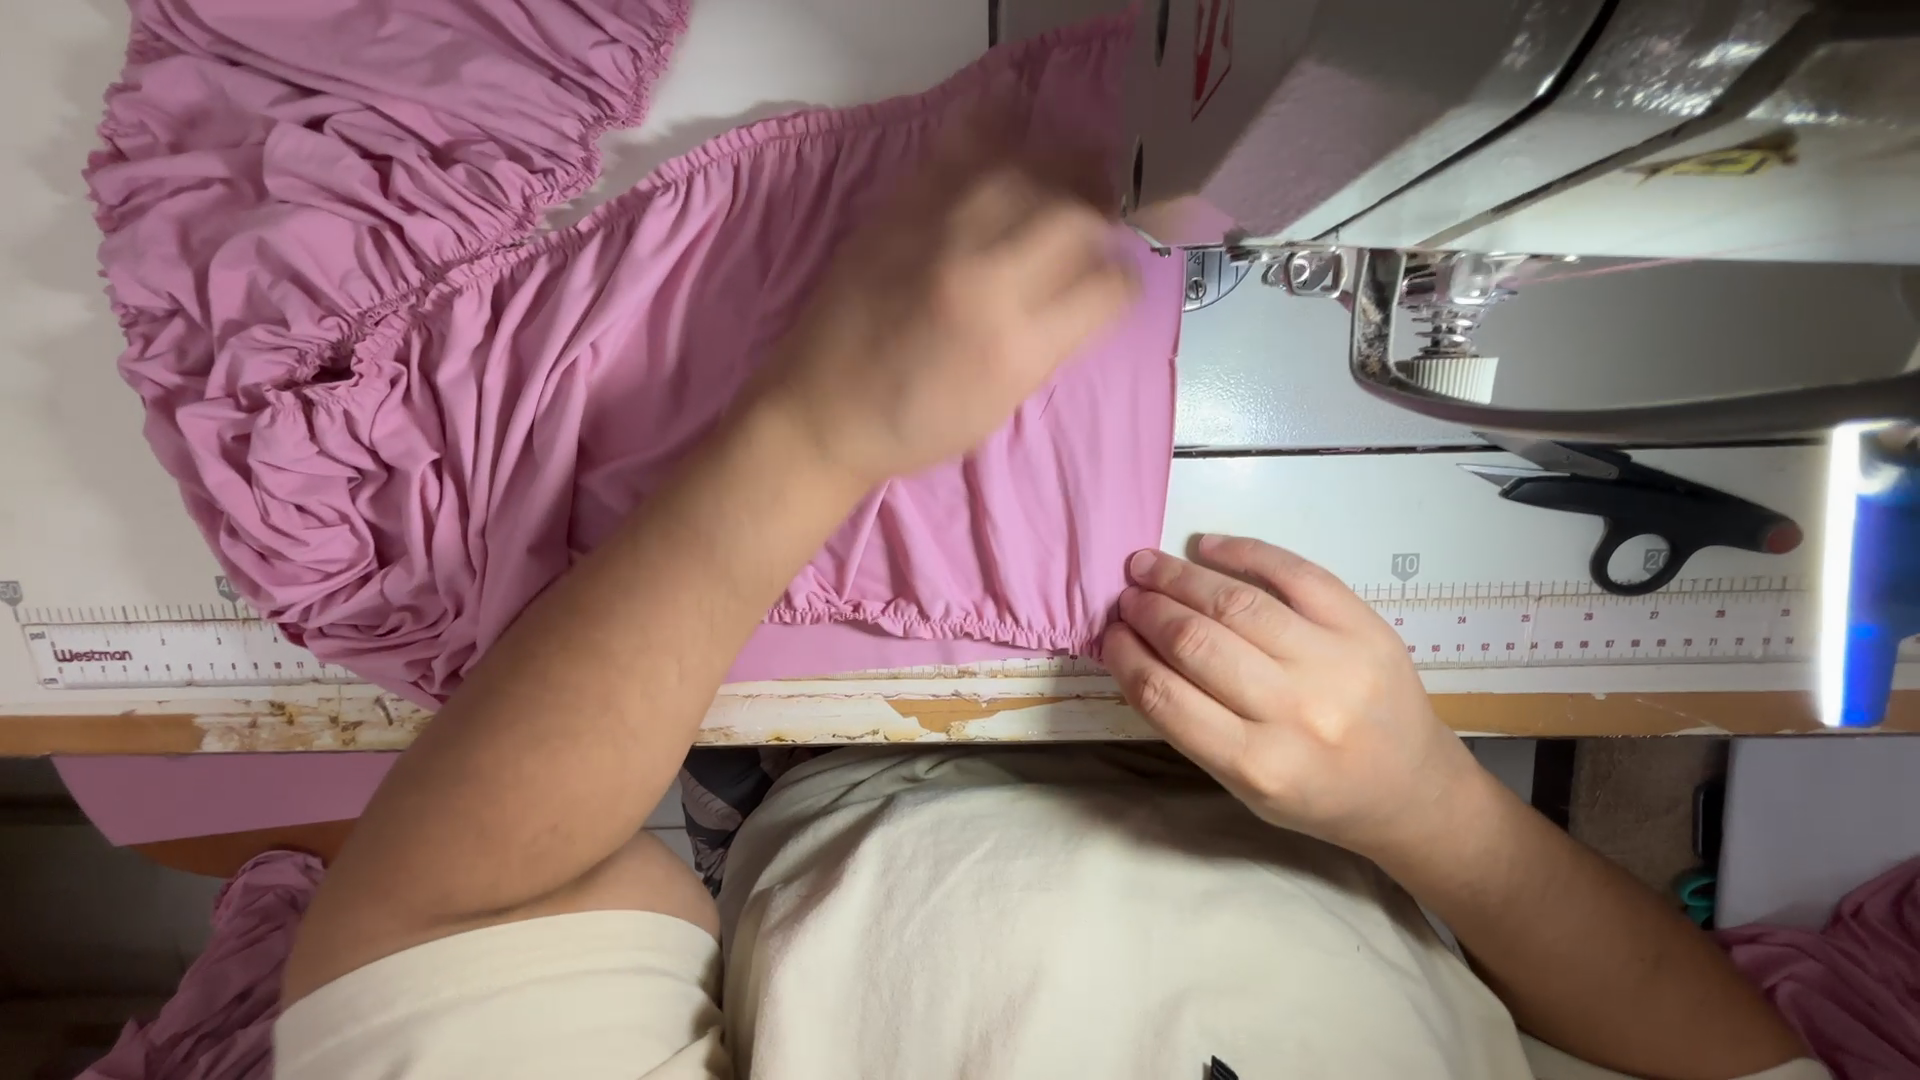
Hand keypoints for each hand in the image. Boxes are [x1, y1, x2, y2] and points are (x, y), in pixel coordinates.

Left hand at [757, 116, 1136, 485]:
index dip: (1123, 277)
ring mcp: (938, 238)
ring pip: (1025, 172)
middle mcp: (986, 282)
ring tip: (1070, 171)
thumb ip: (1049, 342)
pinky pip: (956, 149)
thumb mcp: (999, 404)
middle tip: (1102, 214)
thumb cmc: (916, 427)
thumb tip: (1084, 288)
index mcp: (1018, 348)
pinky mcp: (896, 213)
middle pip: (1075, 216)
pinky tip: (1013, 120)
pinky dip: (992, 128)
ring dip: (1060, 166)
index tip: (1115, 276)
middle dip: (1101, 213)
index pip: (1108, 285)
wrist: (822, 414)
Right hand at [1102, 535, 1486, 859]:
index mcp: (1257, 765)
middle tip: (1127, 595)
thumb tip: (1134, 647)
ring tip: (1149, 565)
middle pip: (1196, 643)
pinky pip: (1295, 572)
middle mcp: (1296, 714)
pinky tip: (1207, 546)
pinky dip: (1244, 551)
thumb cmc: (1315, 793)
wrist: (1412, 791)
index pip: (1164, 695)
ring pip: (1236, 603)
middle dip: (1148, 610)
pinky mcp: (1366, 627)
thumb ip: (1188, 720)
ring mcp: (1336, 664)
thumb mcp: (1241, 783)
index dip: (1125, 655)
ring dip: (1180, 577)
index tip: (1110, 633)